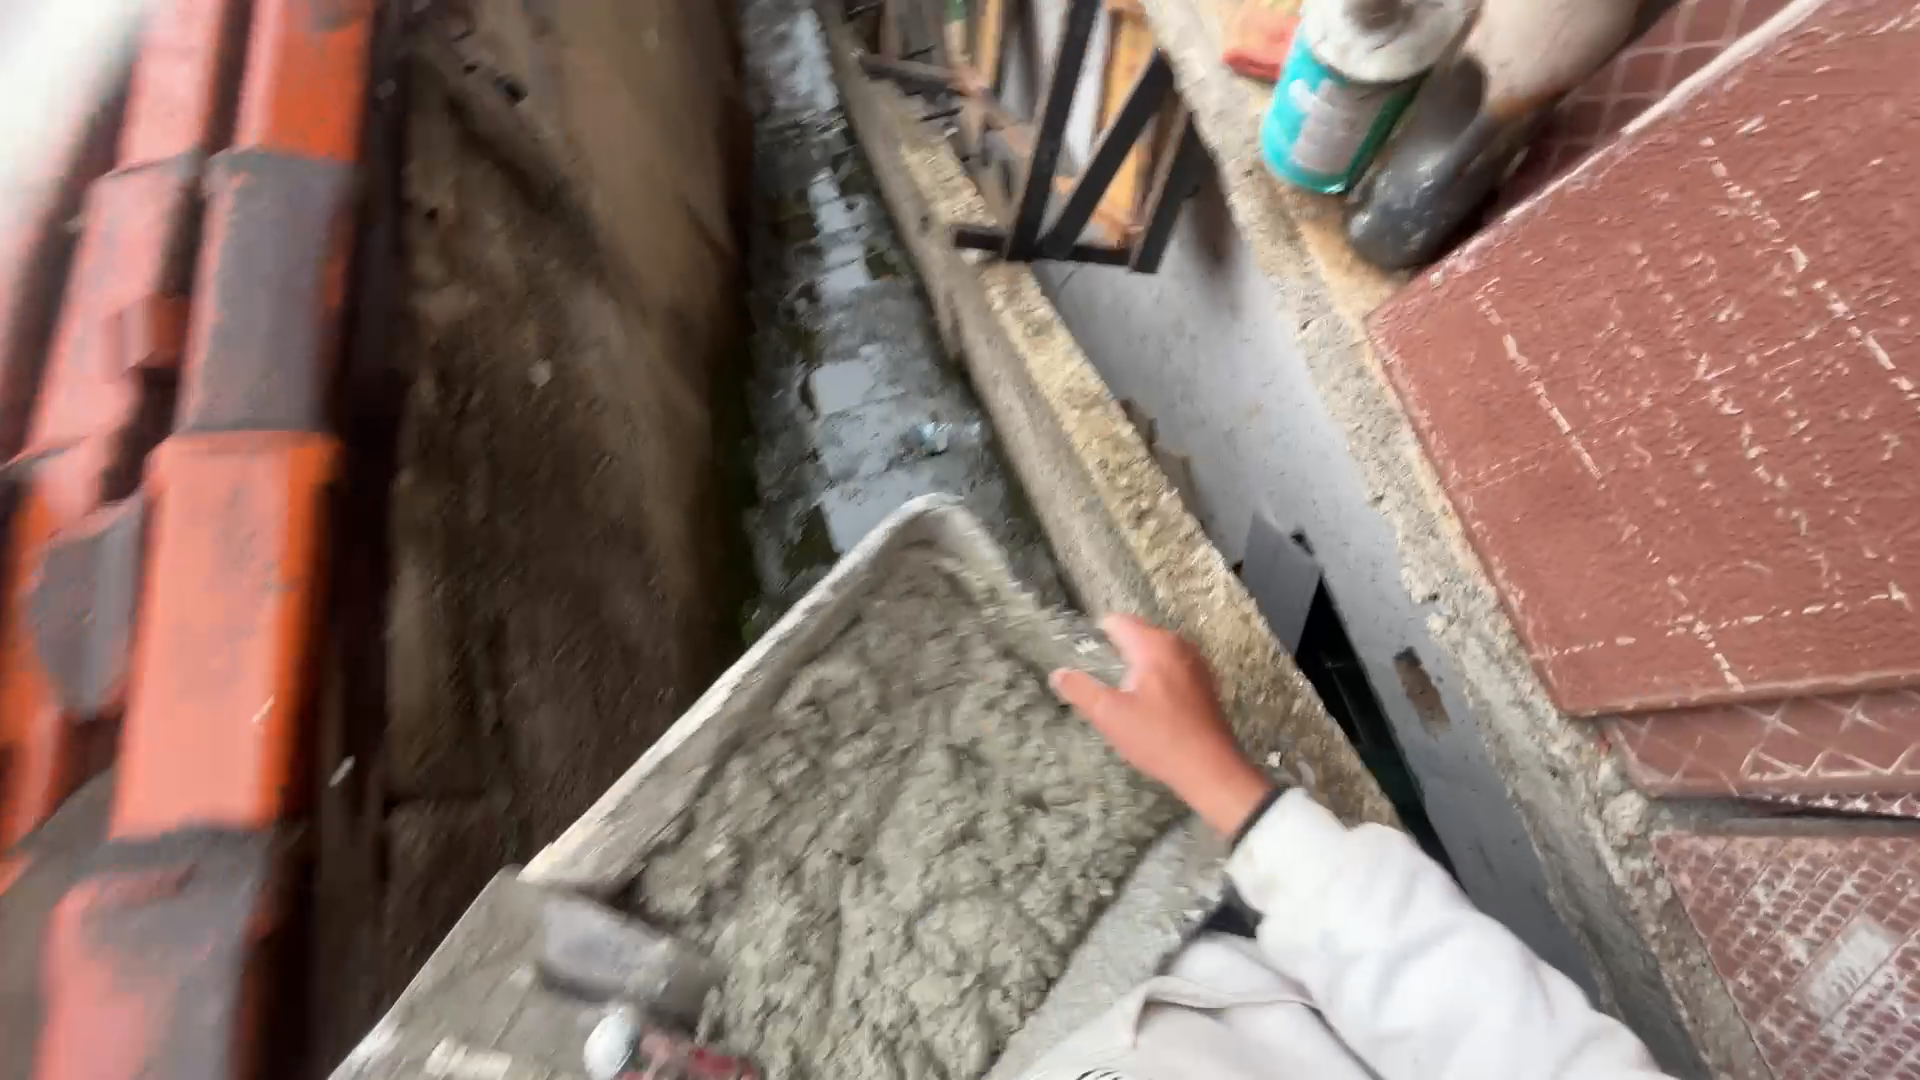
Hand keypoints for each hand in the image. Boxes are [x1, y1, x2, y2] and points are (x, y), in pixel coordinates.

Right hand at [1050, 614, 1274, 835]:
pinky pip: (1171, 665)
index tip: (1083, 657)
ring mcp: (1195, 662)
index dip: (1096, 635)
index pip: (1117, 621)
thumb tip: (1058, 673)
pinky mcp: (1205, 681)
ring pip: (1155, 650)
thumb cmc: (1157, 738)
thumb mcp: (1109, 715)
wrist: (1211, 769)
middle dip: (1116, 651)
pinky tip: (1149, 703)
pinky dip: (1156, 675)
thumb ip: (1080, 689)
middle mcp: (1177, 644)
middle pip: (1137, 633)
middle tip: (1099, 679)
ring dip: (1137, 664)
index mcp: (1153, 645)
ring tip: (1121, 692)